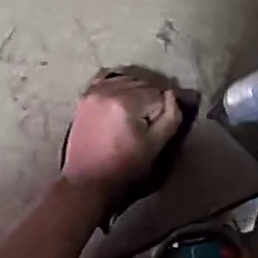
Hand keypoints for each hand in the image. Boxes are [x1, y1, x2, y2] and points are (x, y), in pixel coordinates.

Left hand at [61, 71, 181, 201]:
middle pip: (143, 84)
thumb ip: (171, 117)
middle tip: (148, 123)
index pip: (158, 94)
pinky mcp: (85, 97)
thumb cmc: (125, 167)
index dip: (162, 112)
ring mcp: (93, 92)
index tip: (157, 129)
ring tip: (135, 114)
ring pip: (127, 80)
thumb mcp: (156, 145)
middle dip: (150, 100)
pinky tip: (122, 97)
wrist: (88, 180)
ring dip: (136, 92)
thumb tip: (172, 95)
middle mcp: (108, 91)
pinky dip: (117, 83)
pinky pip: (106, 78)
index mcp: (126, 103)